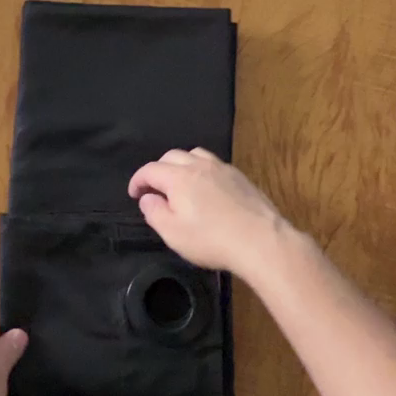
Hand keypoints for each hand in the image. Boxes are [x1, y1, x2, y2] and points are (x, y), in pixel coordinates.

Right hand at [128, 148, 300, 277]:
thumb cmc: (211, 239)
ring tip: (180, 183)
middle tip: (155, 190)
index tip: (134, 194)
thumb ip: (154, 212)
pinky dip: (201, 170)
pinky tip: (206, 188)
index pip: (150, 170)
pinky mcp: (240, 177)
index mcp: (179, 177)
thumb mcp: (173, 233)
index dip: (137, 180)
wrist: (261, 240)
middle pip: (171, 156)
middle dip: (158, 170)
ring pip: (195, 155)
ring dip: (181, 165)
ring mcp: (222, 168)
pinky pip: (213, 164)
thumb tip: (147, 197)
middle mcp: (199, 165)